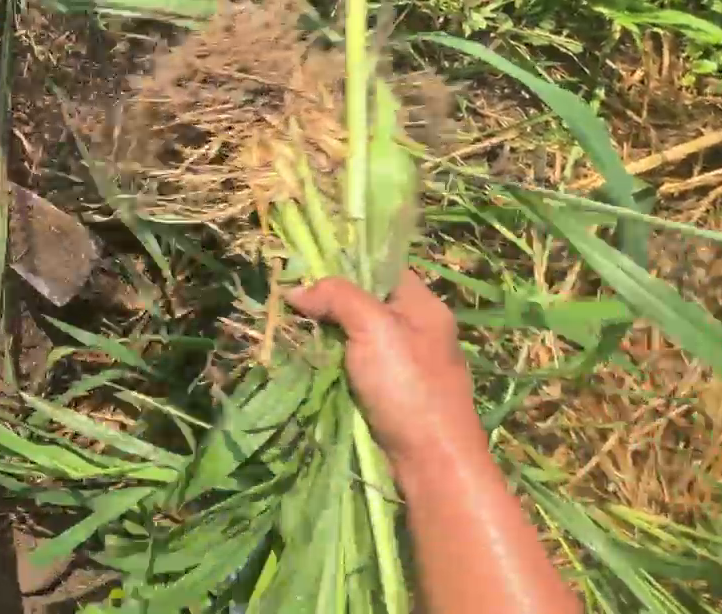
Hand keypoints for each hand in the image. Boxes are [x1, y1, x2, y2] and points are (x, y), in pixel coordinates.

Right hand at [288, 271, 483, 469]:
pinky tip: (304, 349)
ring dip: (322, 325)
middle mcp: (413, 327)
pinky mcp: (386, 384)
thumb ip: (337, 296)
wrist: (432, 461)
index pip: (380, 266)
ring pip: (351, 326)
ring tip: (288, 321)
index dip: (344, 260)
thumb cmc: (409, 387)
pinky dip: (327, 351)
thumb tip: (296, 291)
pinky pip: (350, 355)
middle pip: (361, 296)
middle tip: (289, 294)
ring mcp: (400, 358)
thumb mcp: (374, 328)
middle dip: (325, 295)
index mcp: (423, 306)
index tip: (304, 262)